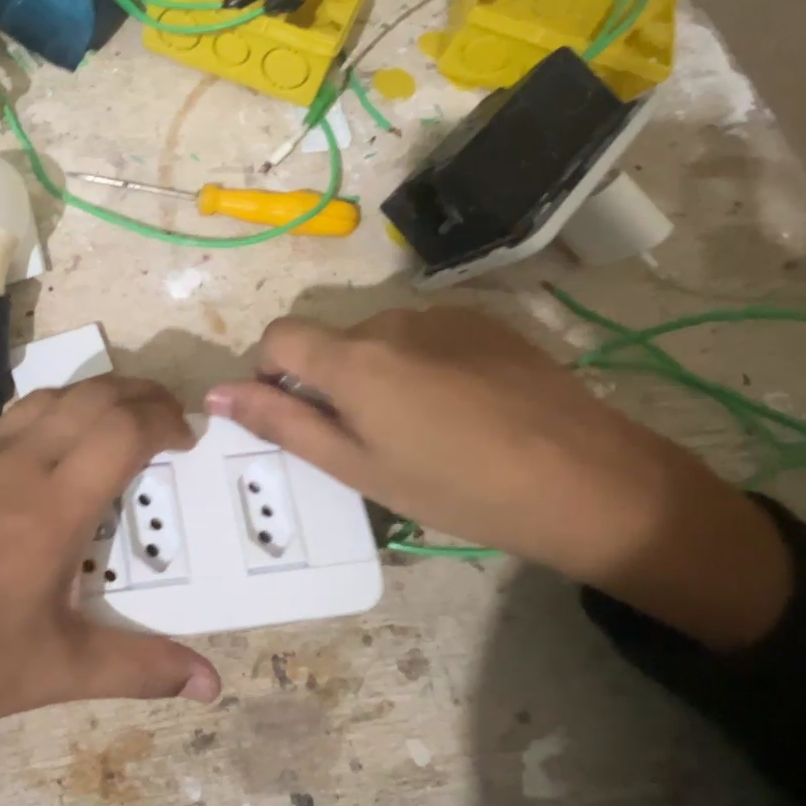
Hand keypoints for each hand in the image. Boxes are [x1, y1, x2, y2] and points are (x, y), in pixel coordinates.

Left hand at [0, 376, 222, 730]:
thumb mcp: (54, 670)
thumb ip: (137, 668)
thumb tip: (211, 685)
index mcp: (52, 507)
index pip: (123, 429)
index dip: (164, 420)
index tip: (186, 439)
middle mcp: (18, 464)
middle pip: (92, 395)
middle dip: (141, 394)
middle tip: (169, 418)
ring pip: (49, 395)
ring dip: (95, 395)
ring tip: (120, 423)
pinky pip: (11, 416)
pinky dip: (51, 411)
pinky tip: (52, 448)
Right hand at [205, 309, 791, 650]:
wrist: (588, 481)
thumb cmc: (457, 489)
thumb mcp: (358, 468)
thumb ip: (282, 423)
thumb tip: (217, 394)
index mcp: (352, 358)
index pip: (278, 337)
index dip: (271, 373)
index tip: (296, 416)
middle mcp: (390, 321)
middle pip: (331, 341)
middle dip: (331, 381)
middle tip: (370, 441)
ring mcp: (443, 317)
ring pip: (380, 339)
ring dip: (379, 374)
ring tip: (426, 429)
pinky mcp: (487, 321)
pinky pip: (427, 336)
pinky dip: (422, 364)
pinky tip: (465, 409)